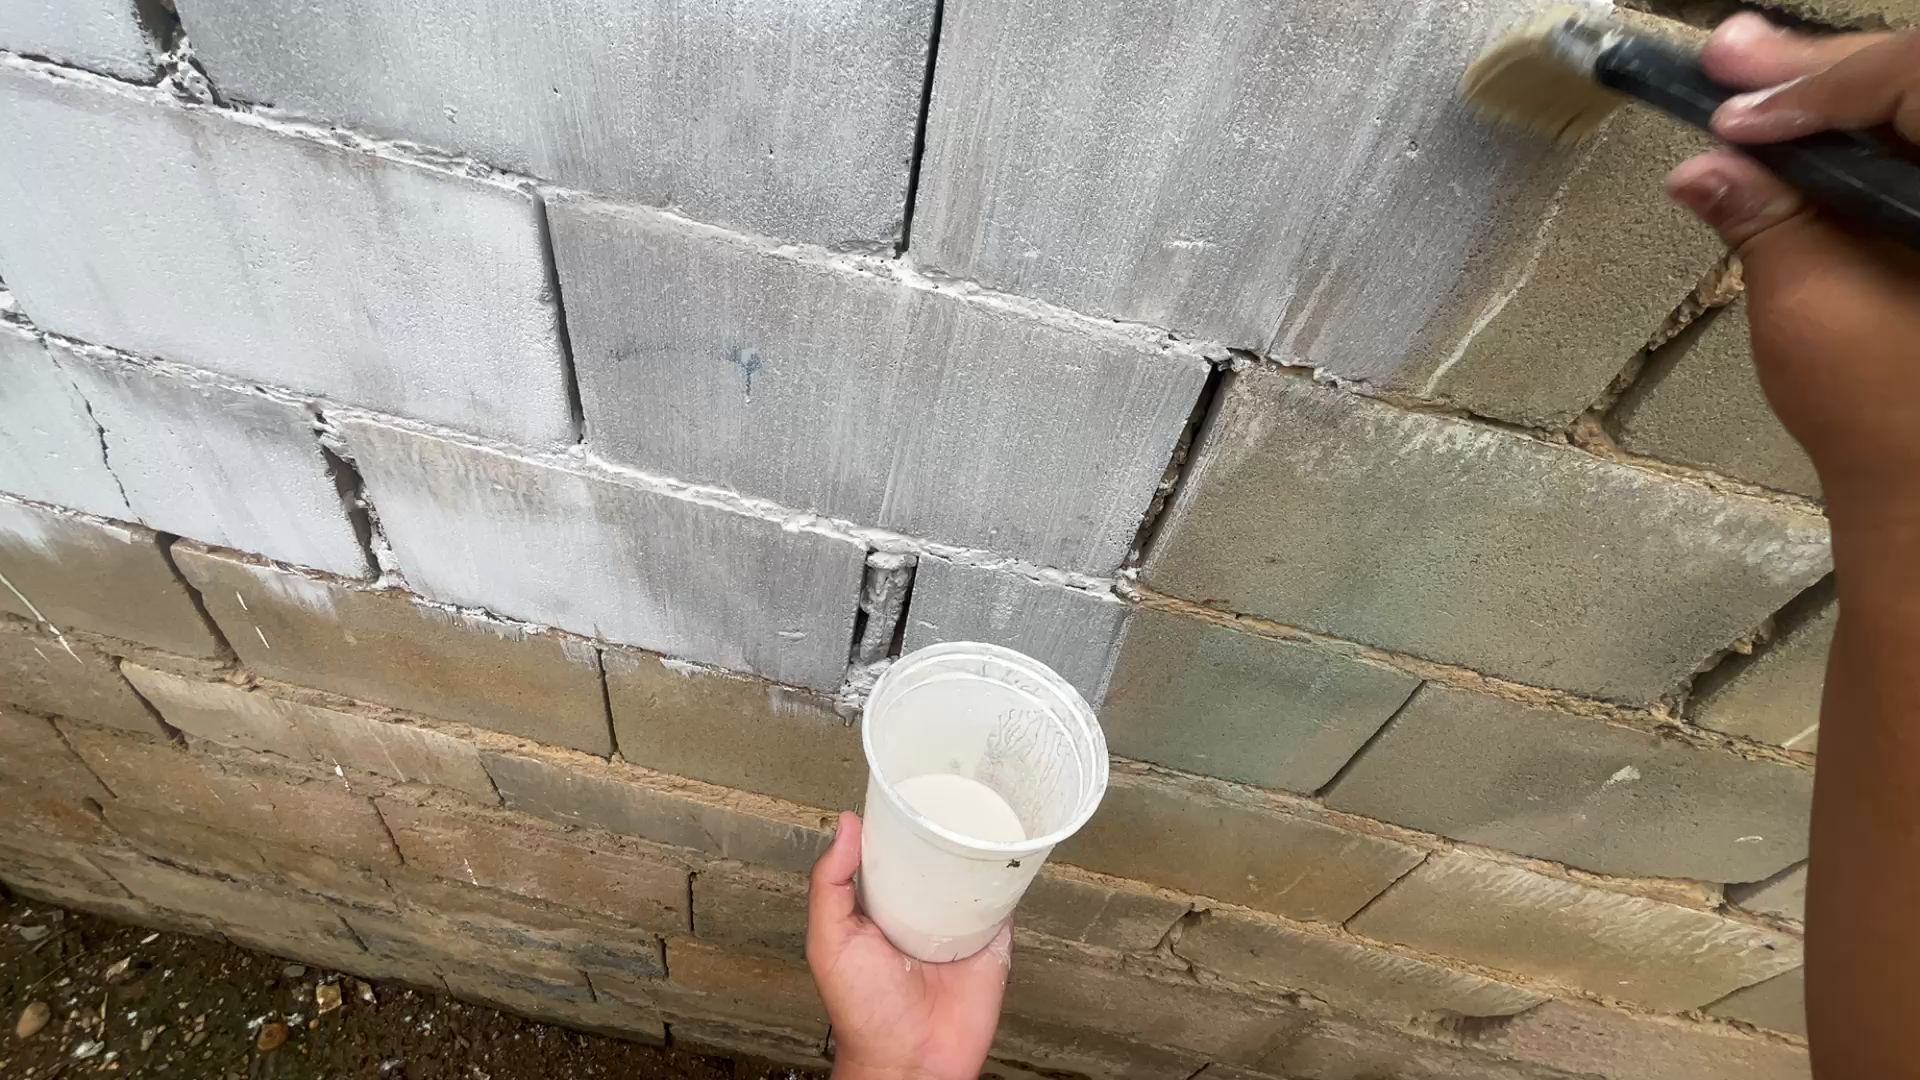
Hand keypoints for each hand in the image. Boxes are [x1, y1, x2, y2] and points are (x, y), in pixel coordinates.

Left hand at [806, 811, 1011, 1079]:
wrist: (913, 1064)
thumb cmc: (865, 1013)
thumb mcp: (831, 942)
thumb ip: (830, 885)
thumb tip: (845, 825)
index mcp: (884, 901)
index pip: (894, 848)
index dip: (899, 819)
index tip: (908, 786)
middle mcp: (922, 905)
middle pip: (937, 852)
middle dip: (945, 823)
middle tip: (954, 787)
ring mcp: (960, 919)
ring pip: (973, 869)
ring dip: (980, 844)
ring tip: (988, 805)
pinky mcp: (992, 936)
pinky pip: (1004, 898)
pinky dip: (1009, 875)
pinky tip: (1011, 848)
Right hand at [1663, 14, 1919, 533]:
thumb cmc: (1884, 405)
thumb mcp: (1813, 306)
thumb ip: (1770, 219)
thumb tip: (1704, 163)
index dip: (1827, 85)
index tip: (1728, 106)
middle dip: (1829, 69)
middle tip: (1730, 49)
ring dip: (1842, 89)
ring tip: (1747, 72)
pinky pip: (1919, 146)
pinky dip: (1868, 129)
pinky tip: (1796, 124)